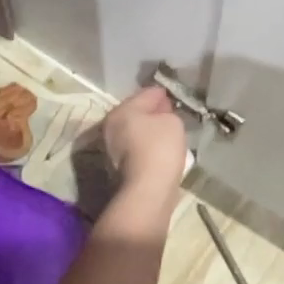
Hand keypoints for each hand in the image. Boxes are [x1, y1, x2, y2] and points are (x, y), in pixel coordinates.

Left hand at [101, 87, 188, 205]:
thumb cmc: (160, 148)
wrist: (148, 190)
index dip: (161, 94)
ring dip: (147, 131)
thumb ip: (166, 113)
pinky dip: (146, 146)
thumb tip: (161, 115)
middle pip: (135, 113)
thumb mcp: (172, 122)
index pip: (145, 94)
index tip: (171, 96)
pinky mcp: (117, 168)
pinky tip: (159, 149)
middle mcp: (110, 127)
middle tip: (169, 113)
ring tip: (166, 132)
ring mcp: (111, 149)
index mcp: (121, 111)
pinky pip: (135, 148)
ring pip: (133, 132)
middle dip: (151, 112)